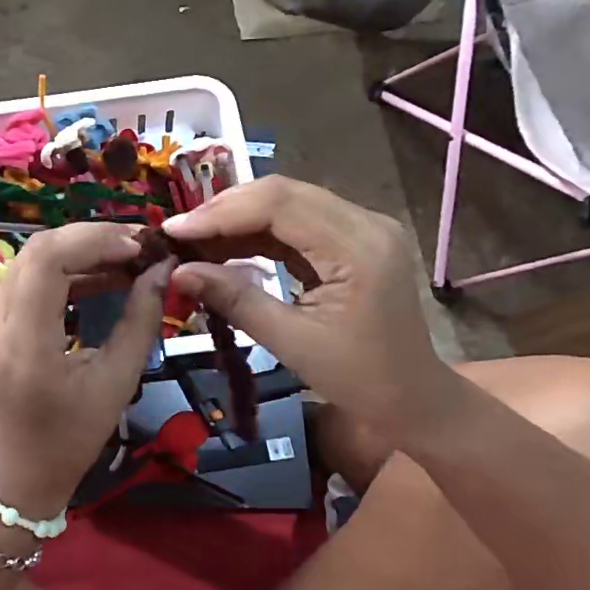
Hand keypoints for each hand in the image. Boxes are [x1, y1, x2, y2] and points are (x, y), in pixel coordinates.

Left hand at [0, 223, 171, 517]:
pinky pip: (28, 280)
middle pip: (37, 251)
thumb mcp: (119, 380)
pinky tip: (103, 274)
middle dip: (91, 239)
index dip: (94, 242)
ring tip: (127, 257)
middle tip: (139, 245)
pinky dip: (67, 270)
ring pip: (31, 260)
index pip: (47, 262)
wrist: (25, 470)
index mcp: (26, 346)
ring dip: (80, 251)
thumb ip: (141, 319)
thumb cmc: (75, 436)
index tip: (138, 248)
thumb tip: (163, 269)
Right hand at [165, 176, 458, 433]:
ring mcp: (364, 226)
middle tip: (180, 235)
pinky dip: (261, 232)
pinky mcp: (355, 238)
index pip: (280, 205)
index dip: (221, 213)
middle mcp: (366, 222)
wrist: (413, 397)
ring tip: (195, 242)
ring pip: (289, 202)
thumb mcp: (291, 342)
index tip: (175, 230)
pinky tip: (228, 247)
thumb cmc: (358, 379)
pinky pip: (300, 222)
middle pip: (283, 193)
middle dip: (226, 210)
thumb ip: (235, 300)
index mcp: (359, 247)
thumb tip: (178, 272)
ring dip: (240, 219)